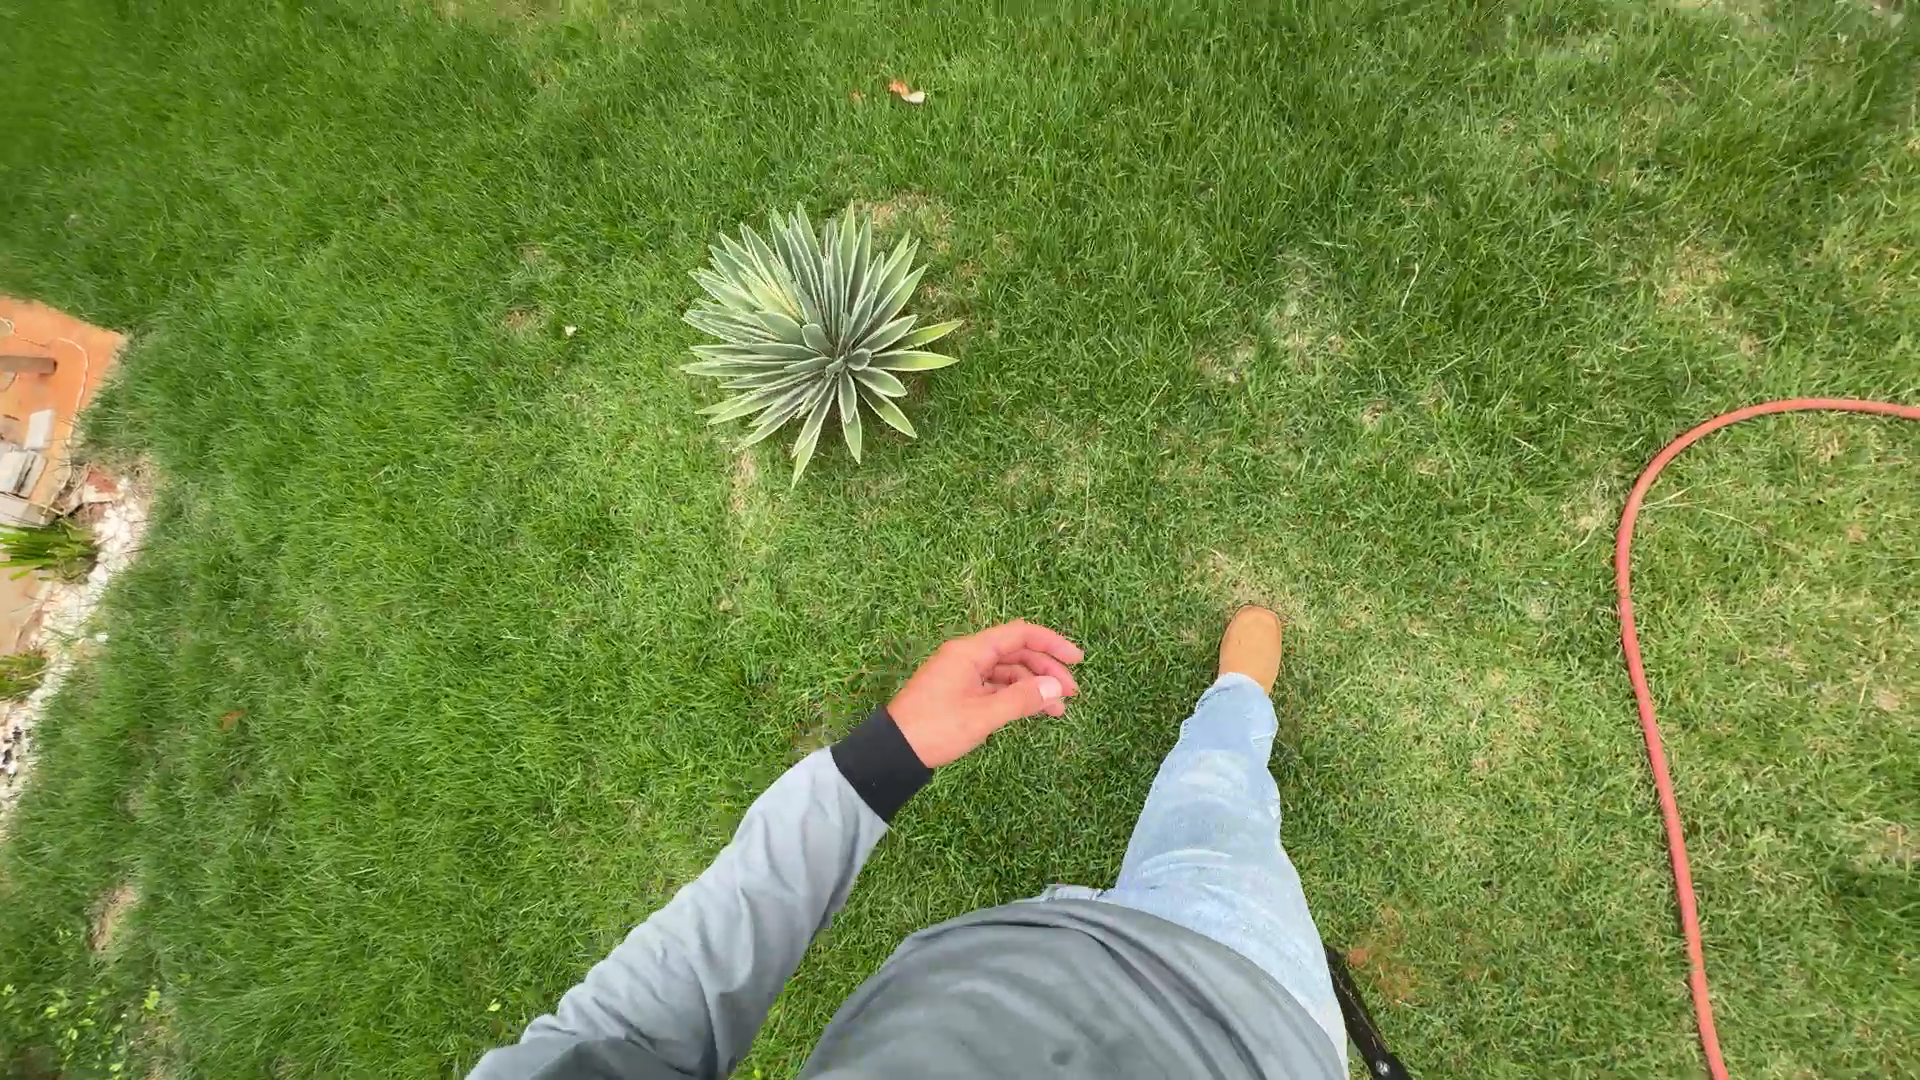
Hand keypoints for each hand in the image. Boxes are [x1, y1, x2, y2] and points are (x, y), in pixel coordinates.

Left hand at [888, 620, 1084, 767]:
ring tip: (1058, 710)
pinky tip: (1033, 711)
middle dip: (1046, 669)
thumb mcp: (982, 716)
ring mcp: (962, 674)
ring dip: (1033, 686)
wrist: (893, 751)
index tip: (1077, 659)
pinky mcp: (959, 692)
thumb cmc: (935, 728)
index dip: (1051, 643)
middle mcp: (967, 656)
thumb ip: (1020, 699)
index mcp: (970, 652)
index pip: (1019, 634)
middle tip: (1071, 693)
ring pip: (1007, 672)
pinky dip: (1016, 696)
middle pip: (1016, 653)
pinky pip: (995, 686)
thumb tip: (1054, 687)